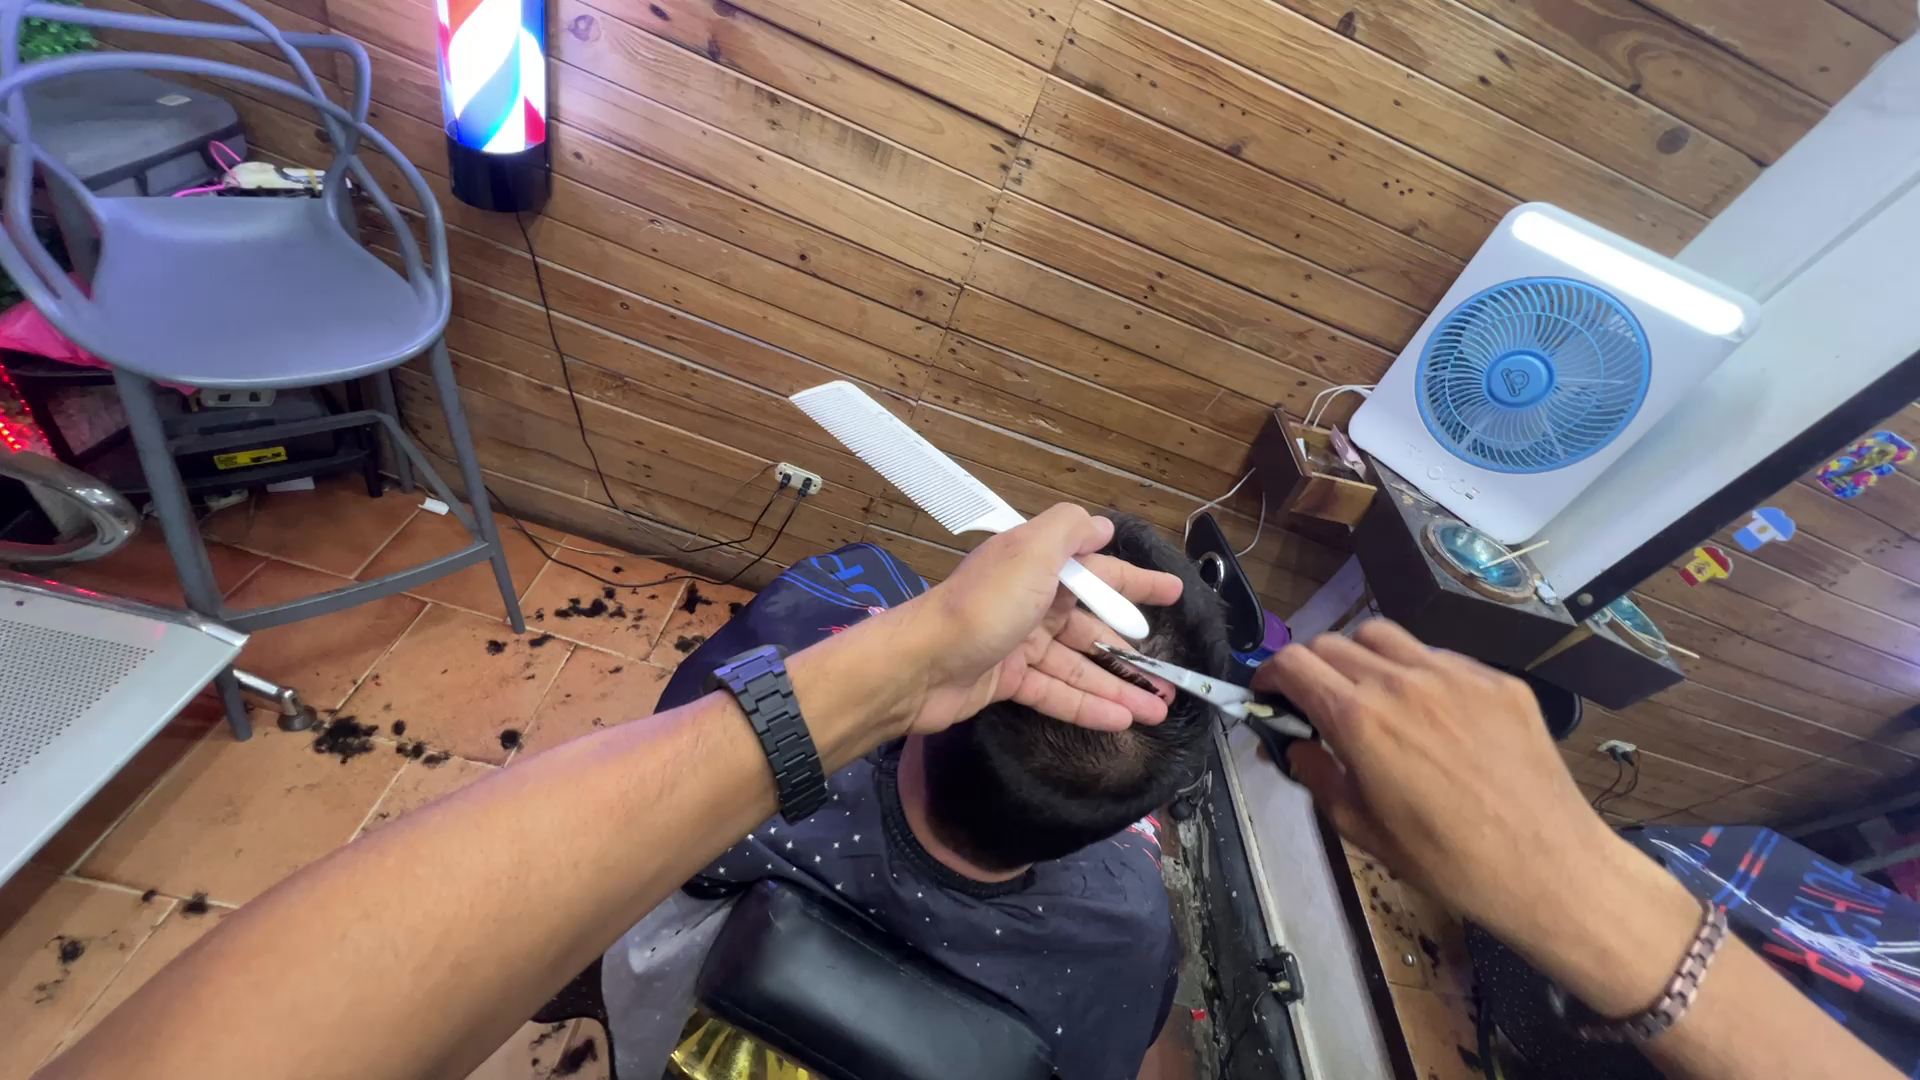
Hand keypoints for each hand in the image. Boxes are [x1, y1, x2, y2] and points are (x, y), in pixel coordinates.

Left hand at [896, 503, 1182, 734]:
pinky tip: (1121, 721)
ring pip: (1078, 665)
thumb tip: (1101, 525)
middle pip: (1091, 626)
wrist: (920, 665)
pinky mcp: (1006, 681)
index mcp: (1038, 567)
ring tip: (1158, 709)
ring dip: (1118, 686)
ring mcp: (1018, 644)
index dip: (1136, 583)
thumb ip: (1068, 531)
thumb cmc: (982, 606)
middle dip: (1131, 649)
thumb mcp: (1030, 551)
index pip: (1099, 573)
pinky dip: (1087, 706)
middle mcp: (1030, 602)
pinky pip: (1056, 692)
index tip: (1173, 593)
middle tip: (1169, 676)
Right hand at [1257, 620, 1679, 972]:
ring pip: (1378, 634)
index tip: (1269, 693)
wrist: (1553, 872)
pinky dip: (1412, 670)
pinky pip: (1434, 654)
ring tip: (1368, 691)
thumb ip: (1312, 771)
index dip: (1268, 674)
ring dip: (1357, 656)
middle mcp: (1400, 683)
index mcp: (1359, 719)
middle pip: (1328, 642)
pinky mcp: (1495, 680)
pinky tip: (1428, 710)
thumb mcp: (1357, 825)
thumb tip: (1291, 741)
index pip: (1291, 662)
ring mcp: (1452, 675)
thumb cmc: (1446, 860)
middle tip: (1315, 700)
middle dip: (1309, 667)